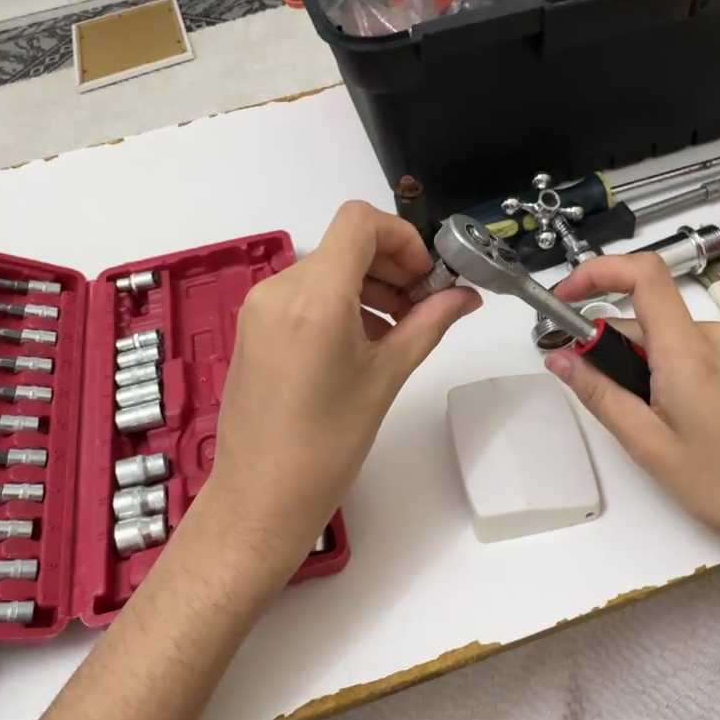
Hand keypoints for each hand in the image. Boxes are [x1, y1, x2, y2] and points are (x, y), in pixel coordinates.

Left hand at [194, 201, 479, 584]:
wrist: (261, 497)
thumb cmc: (328, 444)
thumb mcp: (387, 377)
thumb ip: (429, 325)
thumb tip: (466, 296)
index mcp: (314, 296)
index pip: (361, 222)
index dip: (403, 239)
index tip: (426, 279)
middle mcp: (279, 289)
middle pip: (344, 244)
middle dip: (392, 266)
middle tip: (424, 307)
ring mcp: (260, 308)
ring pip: (325, 270)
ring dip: (368, 286)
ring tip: (398, 331)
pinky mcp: (253, 329)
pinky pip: (303, 295)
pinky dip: (340, 304)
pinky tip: (363, 344)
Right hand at [545, 254, 719, 563]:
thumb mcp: (648, 444)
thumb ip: (600, 394)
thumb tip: (558, 357)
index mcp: (687, 349)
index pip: (643, 274)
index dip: (596, 271)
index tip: (564, 298)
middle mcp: (710, 336)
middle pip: (643, 314)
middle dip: (605, 342)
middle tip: (590, 392)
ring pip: (661, 337)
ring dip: (632, 363)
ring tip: (637, 421)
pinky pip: (683, 351)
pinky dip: (657, 371)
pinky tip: (663, 419)